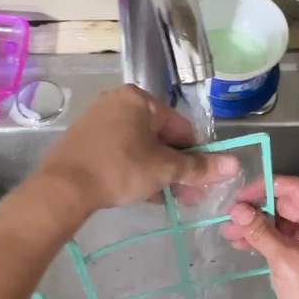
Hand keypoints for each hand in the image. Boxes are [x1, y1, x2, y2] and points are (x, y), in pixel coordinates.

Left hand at [32, 85, 238, 213]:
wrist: (64, 187)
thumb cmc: (120, 169)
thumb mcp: (164, 170)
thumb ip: (200, 167)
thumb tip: (235, 164)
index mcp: (139, 99)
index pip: (181, 127)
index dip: (195, 155)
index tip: (200, 181)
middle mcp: (117, 102)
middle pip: (160, 137)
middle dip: (175, 167)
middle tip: (186, 195)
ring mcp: (98, 120)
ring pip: (140, 147)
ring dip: (157, 172)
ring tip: (165, 198)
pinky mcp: (85, 141)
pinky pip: (120, 153)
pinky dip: (134, 170)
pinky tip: (141, 194)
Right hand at [221, 175, 298, 298]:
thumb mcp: (284, 260)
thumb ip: (261, 232)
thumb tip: (236, 210)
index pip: (296, 189)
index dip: (267, 187)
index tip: (239, 196)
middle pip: (287, 205)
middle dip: (257, 209)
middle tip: (228, 216)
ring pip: (280, 223)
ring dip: (256, 226)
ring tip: (228, 232)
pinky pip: (280, 239)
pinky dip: (262, 240)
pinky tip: (240, 243)